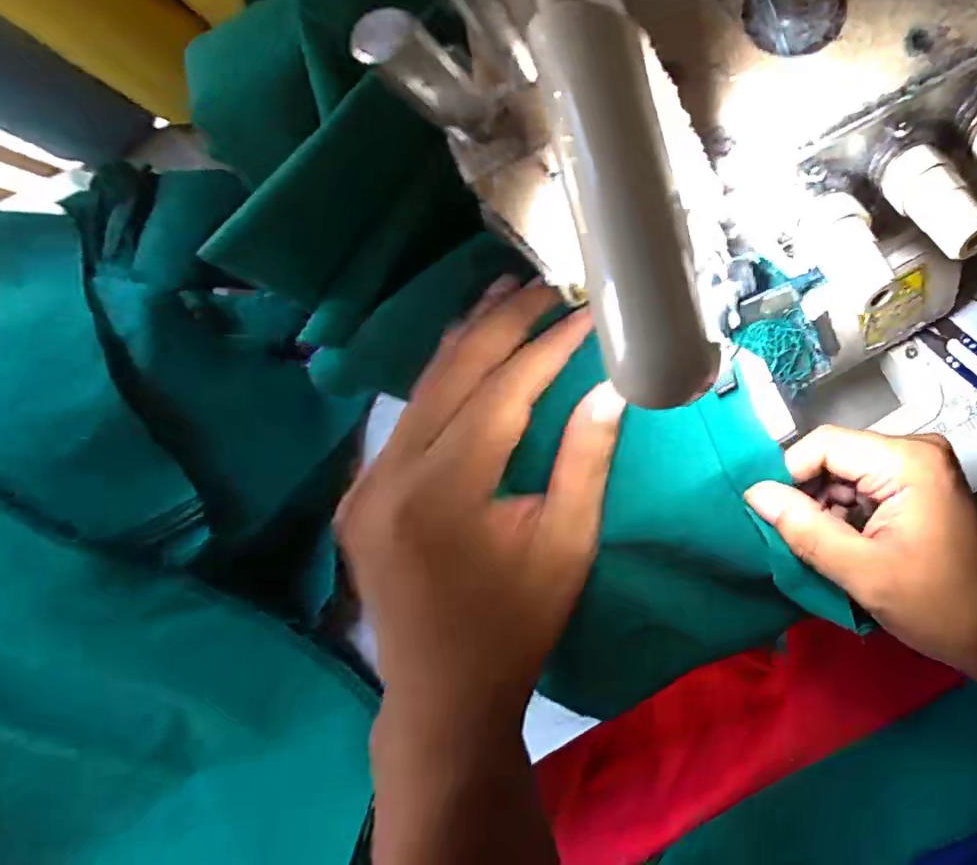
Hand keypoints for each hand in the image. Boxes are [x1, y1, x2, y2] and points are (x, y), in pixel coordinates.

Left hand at [336, 276, 625, 717]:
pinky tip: (470, 349)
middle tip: (545, 284)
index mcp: (443, 492)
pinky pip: (411, 413)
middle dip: (503, 322)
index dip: (550, 346)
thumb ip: (586, 458)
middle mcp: (390, 475)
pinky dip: (448, 374)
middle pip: (453, 374)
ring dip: (470, 338)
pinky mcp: (366, 491)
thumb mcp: (568, 542)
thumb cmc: (519, 620)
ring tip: (506, 293)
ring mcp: (367, 482)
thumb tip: (611, 387)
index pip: (502, 392)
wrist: (443, 692)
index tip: (588, 311)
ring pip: (423, 387)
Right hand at [743, 427, 976, 689]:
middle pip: (837, 456)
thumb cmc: (941, 607)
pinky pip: (867, 486)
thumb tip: (755, 494)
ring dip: (827, 509)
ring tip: (819, 550)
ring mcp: (920, 465)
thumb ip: (806, 530)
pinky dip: (847, 514)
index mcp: (908, 459)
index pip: (826, 443)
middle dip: (809, 496)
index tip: (768, 518)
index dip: (790, 475)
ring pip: (848, 473)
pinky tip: (842, 547)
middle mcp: (915, 448)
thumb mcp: (865, 573)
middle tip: (791, 541)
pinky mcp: (920, 484)